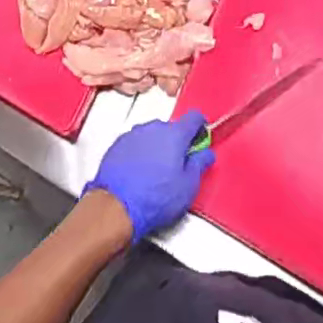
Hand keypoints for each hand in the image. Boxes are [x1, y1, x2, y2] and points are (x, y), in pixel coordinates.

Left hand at [85, 111, 215, 243]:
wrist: (116, 205)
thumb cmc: (158, 197)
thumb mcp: (188, 186)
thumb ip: (200, 164)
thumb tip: (206, 152)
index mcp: (174, 134)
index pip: (194, 117)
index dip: (200, 127)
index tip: (200, 141)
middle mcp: (153, 128)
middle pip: (171, 128)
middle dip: (177, 142)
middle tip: (178, 165)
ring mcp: (132, 134)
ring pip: (152, 135)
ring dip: (157, 146)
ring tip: (157, 172)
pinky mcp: (117, 144)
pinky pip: (135, 143)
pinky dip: (140, 152)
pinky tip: (139, 172)